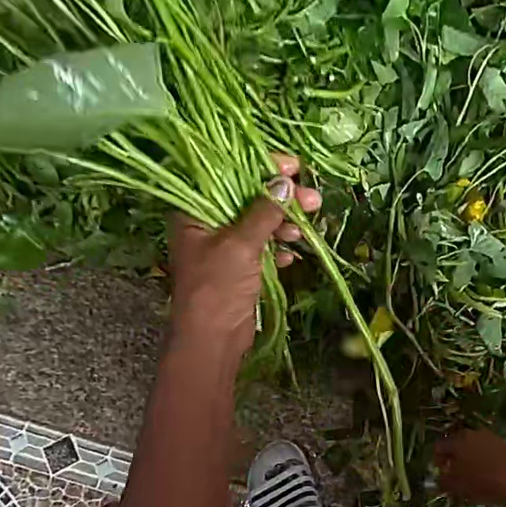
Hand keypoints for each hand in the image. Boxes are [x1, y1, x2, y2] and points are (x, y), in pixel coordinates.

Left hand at [168, 155, 320, 357]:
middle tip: (312, 200)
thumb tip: (285, 183)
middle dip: (281, 199)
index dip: (261, 167)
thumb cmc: (216, 288)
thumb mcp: (240, 244)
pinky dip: (277, 248)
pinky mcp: (238, 267)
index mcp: (194, 210)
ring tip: (304, 231)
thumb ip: (263, 212)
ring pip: (259, 223)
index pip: (228, 174)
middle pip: (248, 198)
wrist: (211, 339)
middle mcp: (206, 223)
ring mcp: (223, 246)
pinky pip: (262, 247)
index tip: (294, 167)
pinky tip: (290, 255)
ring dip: (283, 224)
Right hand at [435, 429, 505, 506]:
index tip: (441, 472)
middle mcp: (474, 433)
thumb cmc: (481, 484)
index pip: (440, 445)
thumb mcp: (456, 487)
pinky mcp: (505, 444)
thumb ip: (443, 480)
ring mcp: (491, 437)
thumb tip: (441, 476)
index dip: (437, 459)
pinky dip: (486, 458)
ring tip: (473, 474)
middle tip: (455, 473)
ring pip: (474, 445)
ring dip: (470, 457)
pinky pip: (489, 449)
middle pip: (458, 443)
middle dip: (454, 457)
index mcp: (458, 441)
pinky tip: (489, 472)